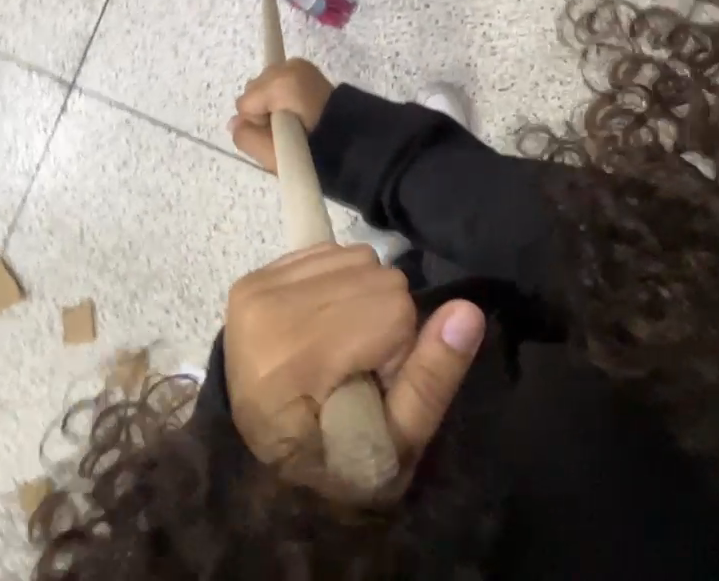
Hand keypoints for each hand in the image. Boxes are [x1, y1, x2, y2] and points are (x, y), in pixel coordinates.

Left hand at [223, 244, 485, 500]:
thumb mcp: (397, 443)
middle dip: (384, 319)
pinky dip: (340, 282)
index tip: (376, 385)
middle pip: (376, 277)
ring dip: (364, 296)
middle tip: (359, 366)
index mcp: (295, 357)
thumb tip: (467, 310)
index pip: (393, 309)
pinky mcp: (251, 277)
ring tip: (341, 347)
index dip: (401, 347)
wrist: (266, 467)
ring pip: (357, 258)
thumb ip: (432, 377)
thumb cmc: (338, 463)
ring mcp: (255, 289)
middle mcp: (266, 310)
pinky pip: (328, 252)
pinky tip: (324, 323)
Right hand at [229, 58, 335, 171]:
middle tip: (288, 131)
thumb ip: (247, 137)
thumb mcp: (274, 155)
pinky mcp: (306, 69)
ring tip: (297, 122)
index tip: (279, 136)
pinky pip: (280, 82)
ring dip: (274, 104)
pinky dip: (284, 96)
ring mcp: (299, 65)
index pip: (245, 104)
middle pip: (255, 91)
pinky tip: (300, 111)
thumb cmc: (314, 150)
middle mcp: (289, 66)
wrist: (355, 142)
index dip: (257, 124)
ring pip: (266, 87)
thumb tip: (234, 122)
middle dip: (264, 111)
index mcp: (281, 82)